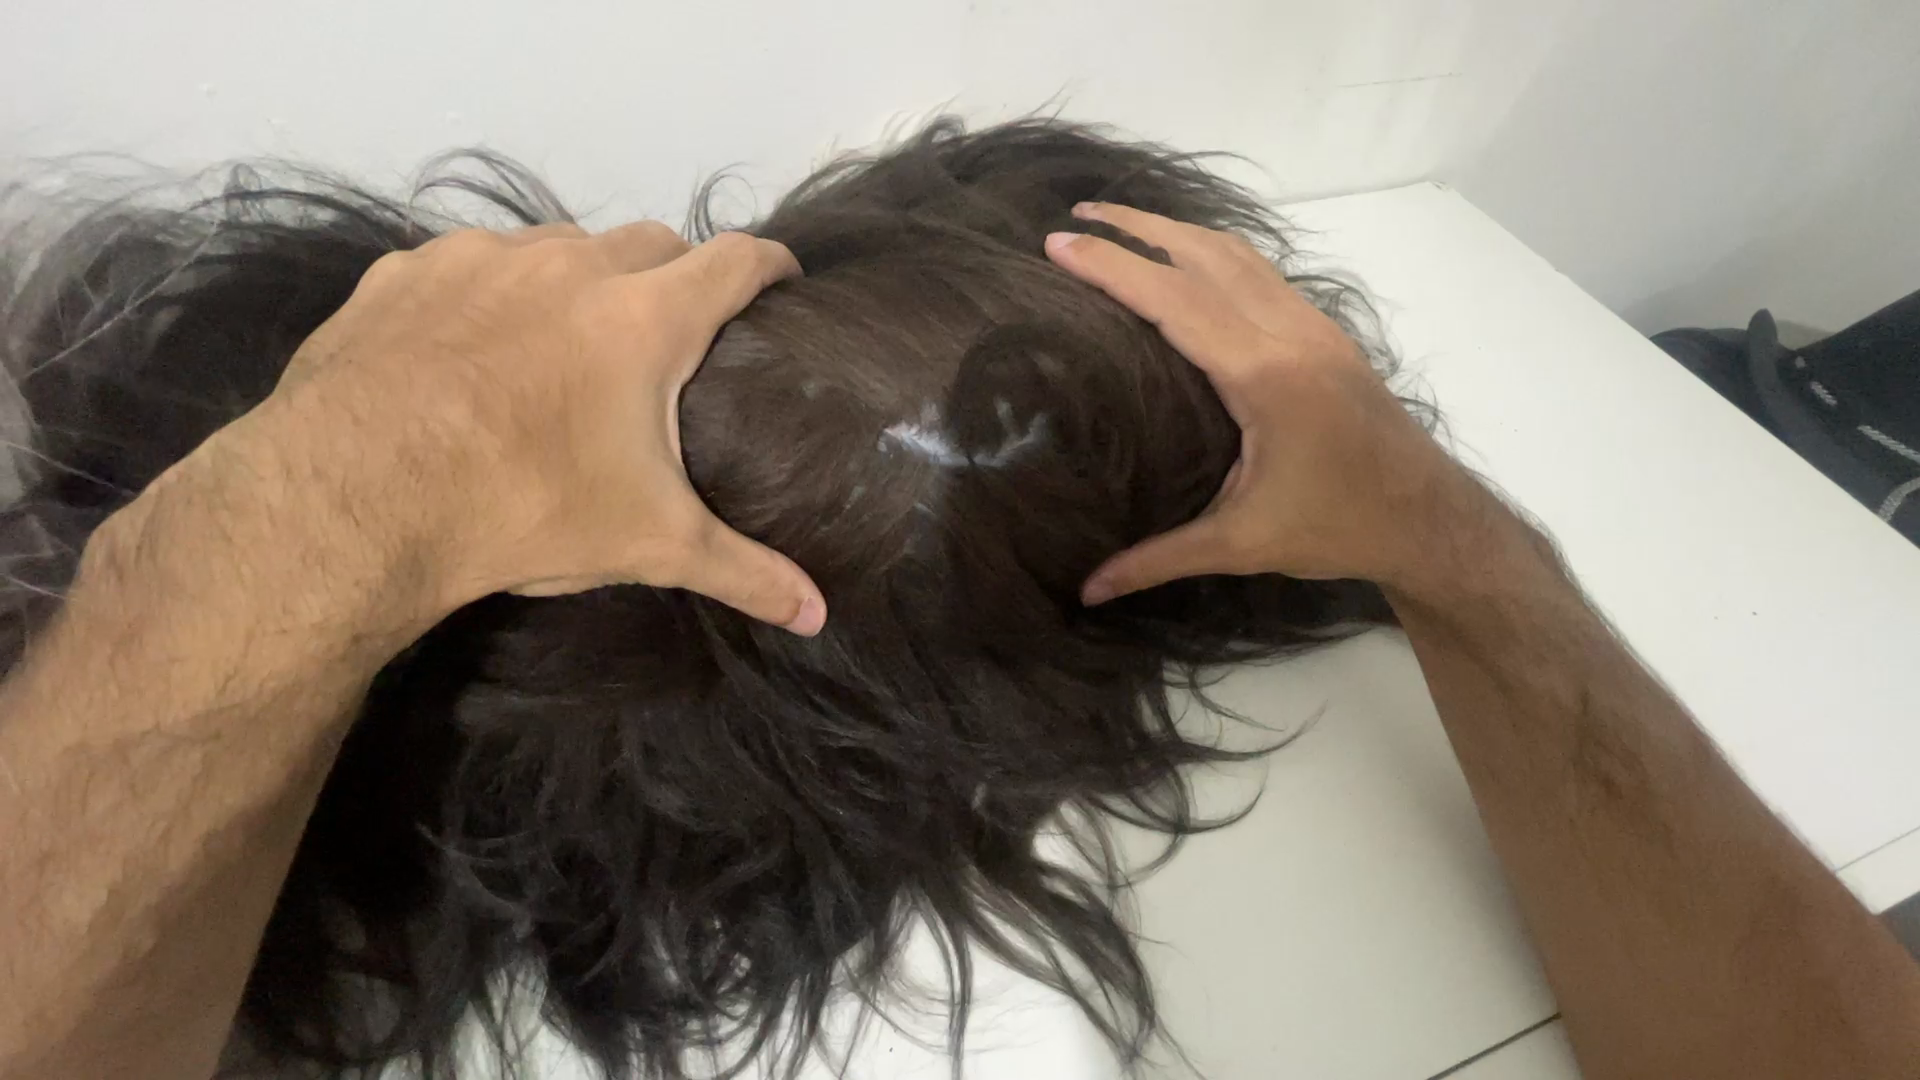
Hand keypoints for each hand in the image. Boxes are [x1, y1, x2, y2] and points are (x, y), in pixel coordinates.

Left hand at [214, 222, 826, 634]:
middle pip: (656, 241)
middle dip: (684, 273)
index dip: (773, 265)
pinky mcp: (408, 272)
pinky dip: (509, 287)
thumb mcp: (653, 546)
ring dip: (596, 276)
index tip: (787, 279)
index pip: (736, 262)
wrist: (347, 505)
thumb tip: (820, 618)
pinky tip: (490, 342)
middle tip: (684, 332)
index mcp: (644, 321)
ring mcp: (482, 260)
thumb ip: (746, 576)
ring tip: (587, 337)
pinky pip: (482, 260)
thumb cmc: (526, 510)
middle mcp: (571, 267)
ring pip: (569, 243)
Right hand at [1045, 203, 1486, 602]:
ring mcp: (1313, 327)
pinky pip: (1261, 273)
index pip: (1173, 301)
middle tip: (1079, 212)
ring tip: (1124, 222)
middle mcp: (1289, 333)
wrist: (1431, 519)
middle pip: (1203, 255)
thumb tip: (1086, 592)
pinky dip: (1214, 253)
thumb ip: (1159, 561)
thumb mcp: (1240, 544)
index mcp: (1264, 375)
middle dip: (1136, 227)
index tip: (1059, 243)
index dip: (1113, 268)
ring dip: (1177, 232)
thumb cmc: (1337, 528)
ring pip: (1238, 255)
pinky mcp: (1325, 335)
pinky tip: (1191, 261)